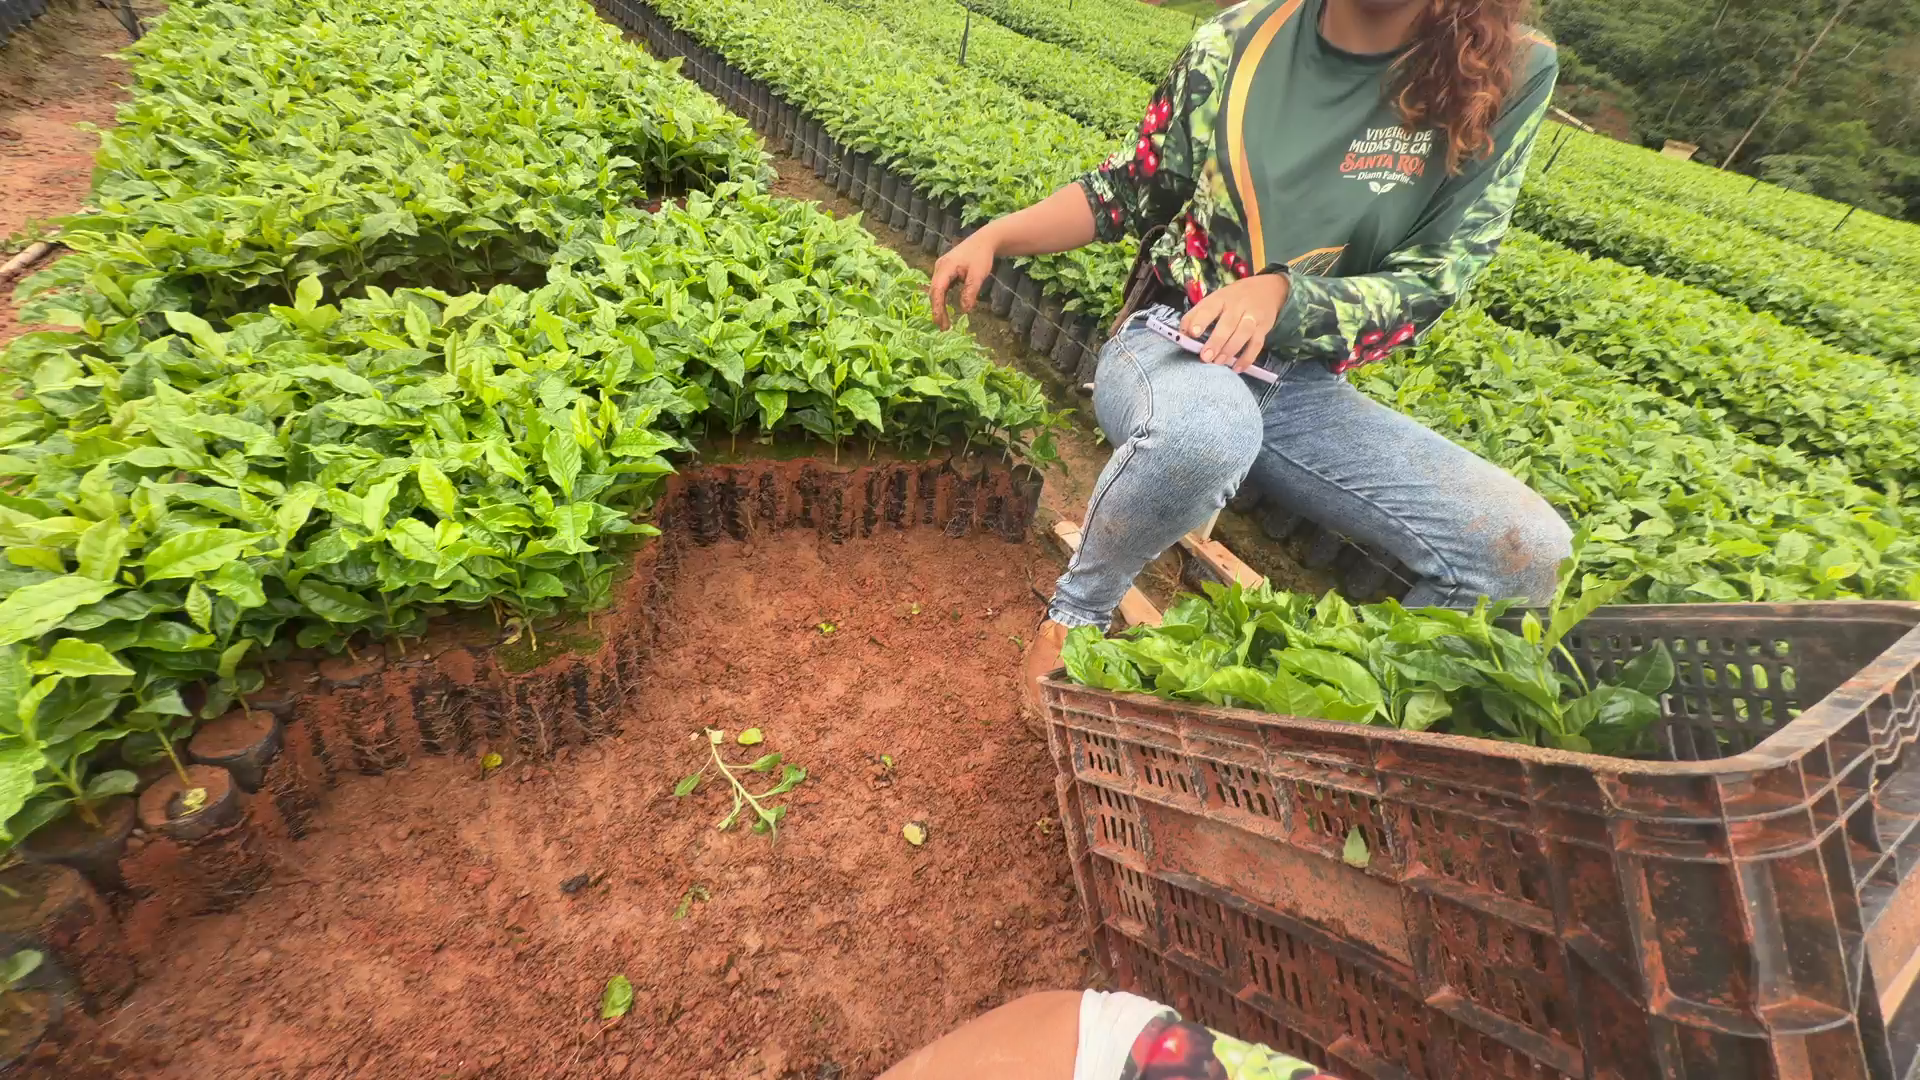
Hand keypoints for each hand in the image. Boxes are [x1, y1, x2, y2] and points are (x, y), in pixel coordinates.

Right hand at [928, 230, 998, 329]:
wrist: (983, 241)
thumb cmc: (981, 256)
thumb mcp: (978, 274)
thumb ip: (971, 291)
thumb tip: (965, 310)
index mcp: (945, 267)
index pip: (937, 290)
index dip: (937, 308)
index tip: (940, 322)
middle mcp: (939, 268)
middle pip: (934, 293)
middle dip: (938, 311)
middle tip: (944, 328)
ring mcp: (941, 270)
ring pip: (936, 292)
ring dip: (939, 307)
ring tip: (944, 323)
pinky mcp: (945, 272)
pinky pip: (941, 289)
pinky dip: (942, 301)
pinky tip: (946, 311)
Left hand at [1179, 274, 1289, 372]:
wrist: (1268, 289)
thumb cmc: (1232, 299)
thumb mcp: (1213, 300)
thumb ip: (1196, 315)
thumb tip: (1182, 333)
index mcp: (1221, 298)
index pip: (1209, 308)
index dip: (1201, 320)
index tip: (1193, 333)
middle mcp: (1238, 306)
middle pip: (1228, 323)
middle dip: (1216, 341)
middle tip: (1205, 357)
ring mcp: (1253, 316)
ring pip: (1244, 333)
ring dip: (1230, 350)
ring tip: (1219, 362)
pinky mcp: (1264, 328)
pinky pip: (1257, 344)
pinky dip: (1248, 358)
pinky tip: (1237, 368)